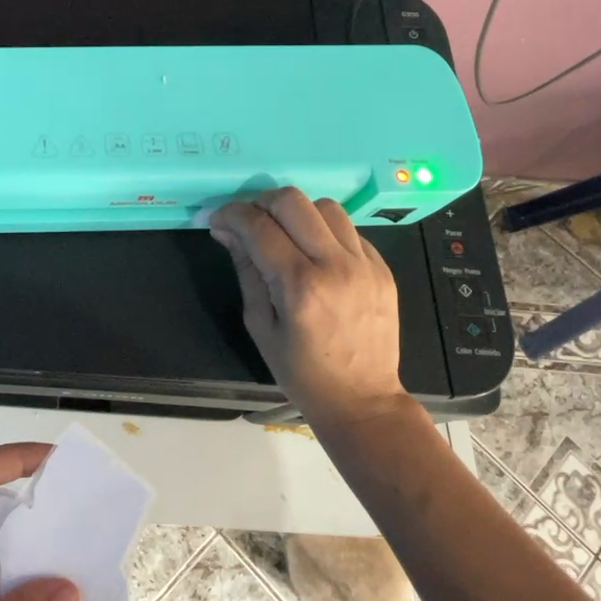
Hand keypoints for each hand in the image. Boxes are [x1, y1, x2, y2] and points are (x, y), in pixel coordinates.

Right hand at [209, 188, 412, 427]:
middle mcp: (335, 266)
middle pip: (293, 201)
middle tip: (250, 222)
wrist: (362, 399)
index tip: (219, 221)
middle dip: (261, 203)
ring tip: (284, 235)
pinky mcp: (382, 268)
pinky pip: (348, 230)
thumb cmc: (301, 371)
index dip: (231, 215)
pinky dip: (324, 232)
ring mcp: (364, 264)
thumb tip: (226, 232)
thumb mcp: (259, 324)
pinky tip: (314, 254)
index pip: (258, 226)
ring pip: (325, 207)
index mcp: (299, 286)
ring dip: (296, 213)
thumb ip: (246, 270)